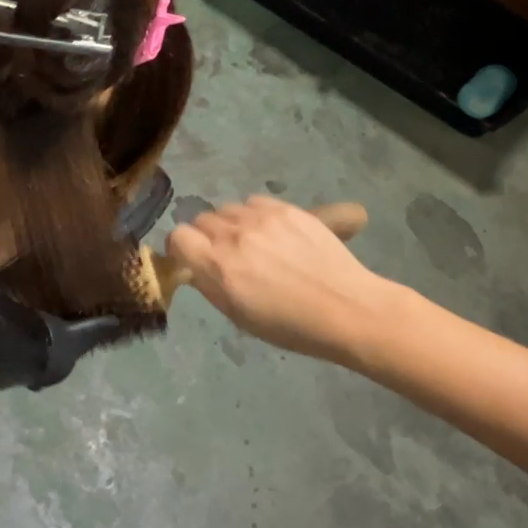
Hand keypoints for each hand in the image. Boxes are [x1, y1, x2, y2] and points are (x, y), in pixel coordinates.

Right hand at [166, 196, 400, 365]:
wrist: (348, 310)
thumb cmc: (291, 326)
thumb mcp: (238, 315)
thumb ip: (210, 284)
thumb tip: (195, 266)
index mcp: (218, 267)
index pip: (178, 236)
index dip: (181, 247)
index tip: (192, 258)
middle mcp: (233, 236)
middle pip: (201, 220)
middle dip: (207, 236)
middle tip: (227, 255)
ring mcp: (261, 219)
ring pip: (227, 209)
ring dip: (231, 224)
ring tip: (253, 243)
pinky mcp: (286, 209)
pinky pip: (253, 202)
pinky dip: (255, 215)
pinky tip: (272, 233)